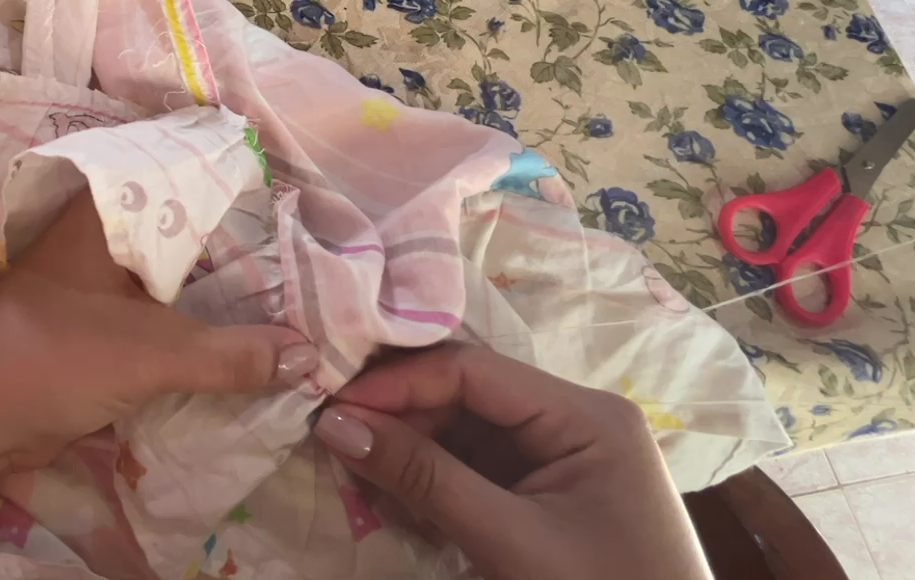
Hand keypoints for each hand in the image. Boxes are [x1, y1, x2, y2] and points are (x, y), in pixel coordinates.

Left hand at [0, 192, 317, 470]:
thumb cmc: (57, 356)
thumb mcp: (153, 353)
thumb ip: (232, 355)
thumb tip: (310, 357)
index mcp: (106, 209)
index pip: (183, 176)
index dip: (236, 182)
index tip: (296, 191)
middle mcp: (102, 231)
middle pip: (183, 226)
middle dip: (238, 241)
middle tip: (307, 244)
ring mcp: (97, 274)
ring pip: (172, 269)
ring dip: (218, 284)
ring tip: (289, 283)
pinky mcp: (96, 316)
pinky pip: (158, 306)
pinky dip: (194, 316)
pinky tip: (240, 324)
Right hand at [311, 342, 710, 579]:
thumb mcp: (510, 544)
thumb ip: (420, 476)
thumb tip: (329, 421)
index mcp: (585, 414)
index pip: (469, 369)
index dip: (397, 382)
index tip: (334, 405)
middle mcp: (573, 417)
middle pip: (462, 392)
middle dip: (398, 415)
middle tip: (336, 436)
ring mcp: (559, 453)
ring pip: (460, 425)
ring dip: (407, 446)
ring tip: (355, 465)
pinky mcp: (543, 488)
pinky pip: (471, 461)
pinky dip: (429, 474)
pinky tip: (392, 490)